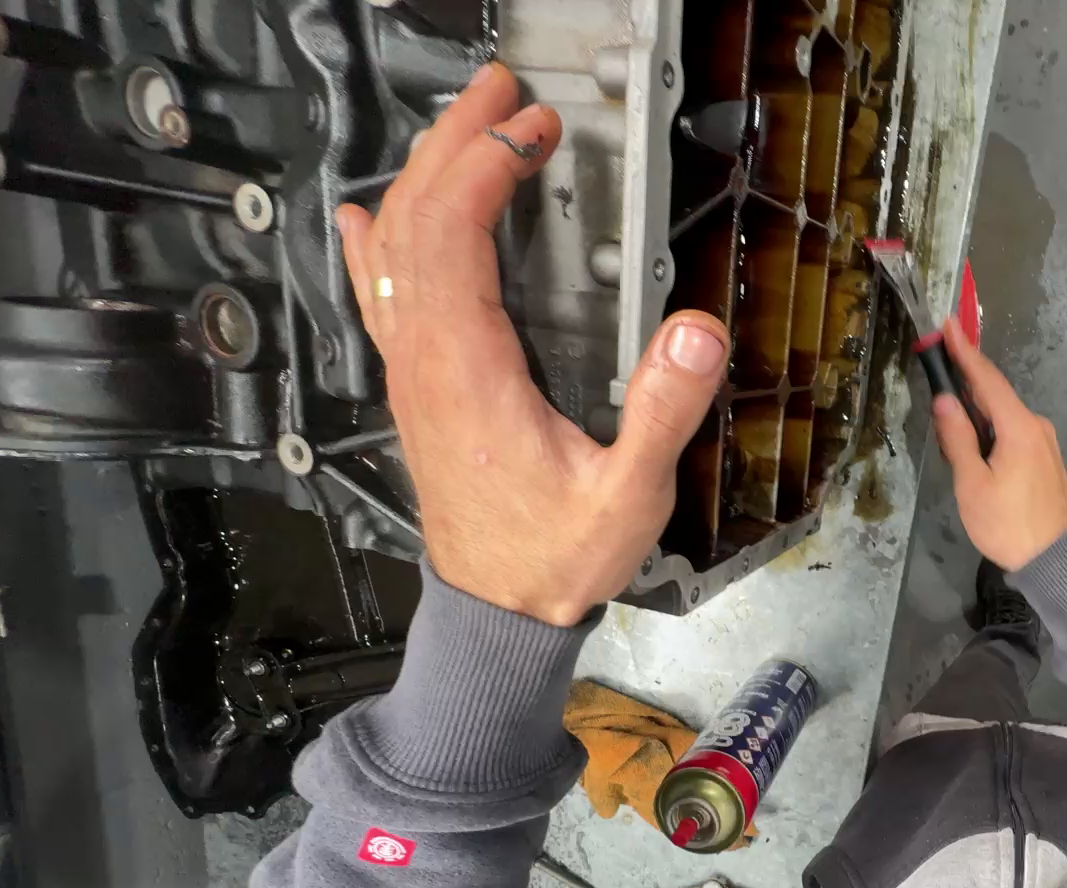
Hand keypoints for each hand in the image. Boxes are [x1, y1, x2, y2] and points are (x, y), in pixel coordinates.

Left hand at [335, 63, 728, 625]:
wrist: (503, 608)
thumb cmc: (558, 555)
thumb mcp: (631, 491)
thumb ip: (663, 409)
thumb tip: (696, 332)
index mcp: (472, 372)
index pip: (454, 233)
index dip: (488, 166)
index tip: (533, 131)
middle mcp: (429, 363)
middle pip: (414, 221)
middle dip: (454, 146)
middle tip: (501, 100)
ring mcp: (418, 376)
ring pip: (393, 251)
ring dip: (423, 179)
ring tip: (461, 135)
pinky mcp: (425, 393)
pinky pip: (385, 298)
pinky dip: (379, 244)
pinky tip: (370, 221)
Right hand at [932, 319, 1066, 570]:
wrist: (1054, 560)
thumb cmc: (1007, 525)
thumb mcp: (972, 484)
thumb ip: (958, 438)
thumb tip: (945, 400)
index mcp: (1018, 427)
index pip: (987, 379)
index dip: (965, 351)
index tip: (949, 324)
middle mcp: (1036, 426)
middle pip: (995, 395)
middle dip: (965, 382)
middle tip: (938, 368)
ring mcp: (1045, 442)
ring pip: (1003, 415)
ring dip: (976, 412)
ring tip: (950, 424)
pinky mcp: (1046, 458)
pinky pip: (1013, 431)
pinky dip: (991, 428)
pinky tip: (975, 444)